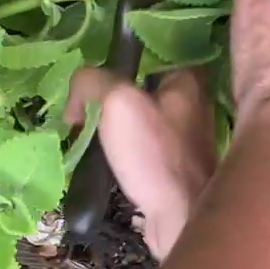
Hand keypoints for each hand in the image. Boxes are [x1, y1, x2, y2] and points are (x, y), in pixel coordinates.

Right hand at [67, 67, 216, 258]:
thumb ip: (92, 81)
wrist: (182, 219)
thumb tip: (76, 96)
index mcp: (188, 76)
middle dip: (109, 92)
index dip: (115, 57)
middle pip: (140, 82)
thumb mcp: (118, 103)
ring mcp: (186, 132)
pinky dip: (123, 144)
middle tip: (81, 104)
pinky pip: (143, 140)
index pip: (147, 49)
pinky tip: (104, 154)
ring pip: (140, 112)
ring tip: (85, 128)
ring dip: (113, 121)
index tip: (91, 72)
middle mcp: (193, 99)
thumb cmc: (155, 155)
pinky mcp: (177, 161)